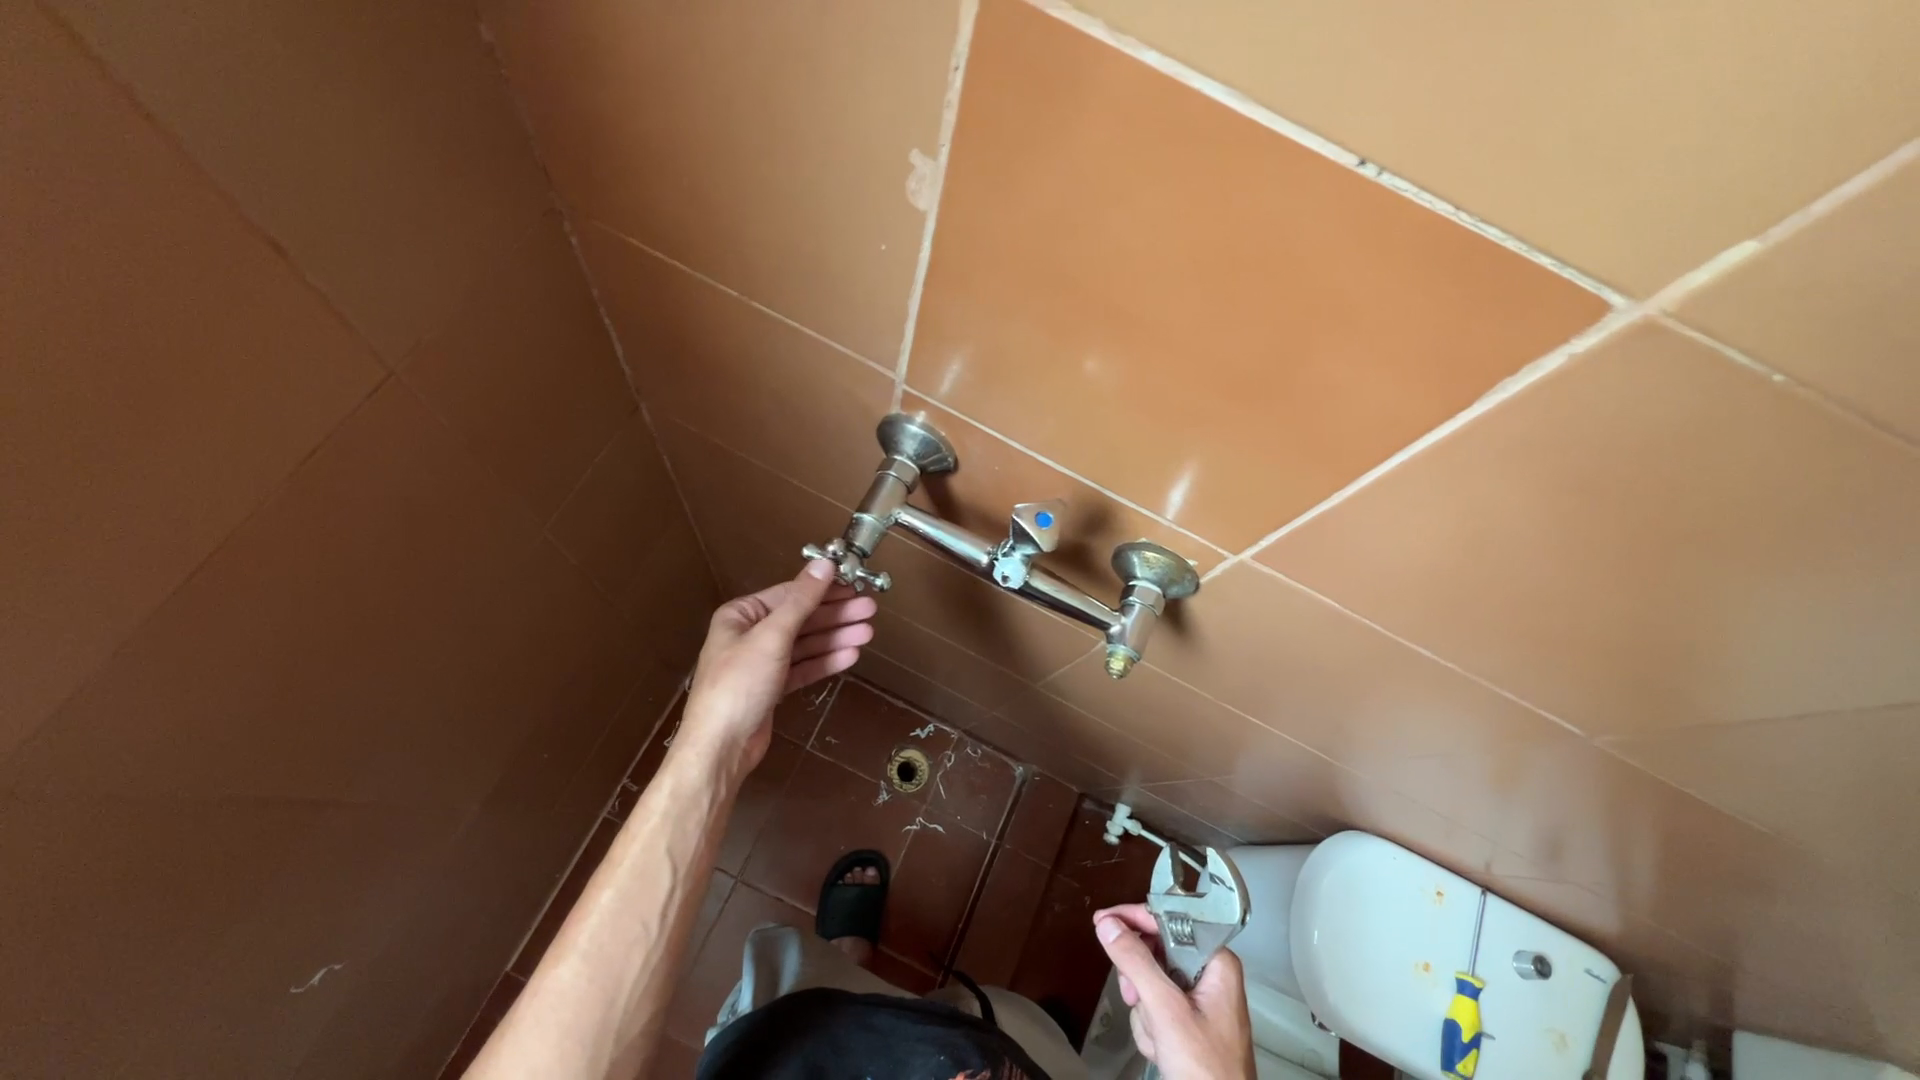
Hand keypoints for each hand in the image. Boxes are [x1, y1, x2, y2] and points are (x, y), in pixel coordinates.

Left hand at [679, 560, 876, 771]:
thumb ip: (802, 600)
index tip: (854, 585)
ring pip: (805, 644)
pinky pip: (803, 668)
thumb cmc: (739, 684)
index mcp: (741, 615)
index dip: (823, 589)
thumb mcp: (772, 636)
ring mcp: (762, 663)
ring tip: (868, 633)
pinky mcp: (772, 688)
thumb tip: (825, 563)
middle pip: (800, 619)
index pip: (789, 594)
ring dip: (835, 638)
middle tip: (870, 610)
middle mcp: (750, 635)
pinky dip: (826, 661)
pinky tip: (850, 655)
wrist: (721, 747)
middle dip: (835, 616)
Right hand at [1094, 904, 1255, 1079]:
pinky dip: (1149, 1027)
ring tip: (1157, 1038)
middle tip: (1134, 998)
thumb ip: (1136, 963)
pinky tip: (1160, 1048)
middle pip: (1155, 952)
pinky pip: (1154, 1007)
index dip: (1135, 918)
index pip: (1170, 921)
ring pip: (1150, 982)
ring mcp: (1198, 1000)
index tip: (1102, 920)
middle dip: (1140, 982)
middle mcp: (1209, 974)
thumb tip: (1107, 923)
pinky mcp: (1187, 1022)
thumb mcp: (1166, 1011)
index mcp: (1216, 961)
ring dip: (1144, 1011)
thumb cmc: (1204, 1066)